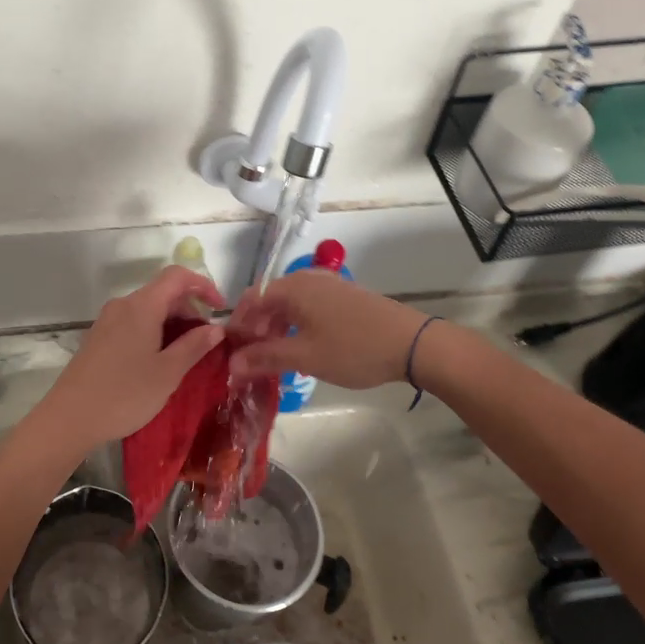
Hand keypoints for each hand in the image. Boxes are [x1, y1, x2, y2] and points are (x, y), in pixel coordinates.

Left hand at [35, 266, 226, 450]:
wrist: (70, 418)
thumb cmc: (125, 394)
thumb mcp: (168, 372)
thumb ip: (194, 346)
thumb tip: (216, 328)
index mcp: (142, 306)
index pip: (177, 276)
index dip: (203, 285)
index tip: (220, 309)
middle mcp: (122, 305)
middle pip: (163, 292)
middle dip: (190, 310)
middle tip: (206, 342)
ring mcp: (107, 321)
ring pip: (148, 309)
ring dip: (172, 323)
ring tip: (186, 355)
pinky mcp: (99, 338)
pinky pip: (133, 323)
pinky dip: (154, 332)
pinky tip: (159, 360)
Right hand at [227, 269, 427, 388]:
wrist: (412, 344)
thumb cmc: (354, 348)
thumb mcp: (305, 356)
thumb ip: (265, 358)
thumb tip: (231, 364)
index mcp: (293, 288)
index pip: (250, 300)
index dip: (237, 327)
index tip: (231, 355)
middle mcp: (307, 280)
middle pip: (269, 301)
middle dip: (256, 330)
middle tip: (251, 362)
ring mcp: (328, 287)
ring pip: (289, 306)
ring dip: (276, 331)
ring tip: (274, 360)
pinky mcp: (344, 298)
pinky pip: (308, 308)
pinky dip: (296, 327)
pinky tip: (301, 350)